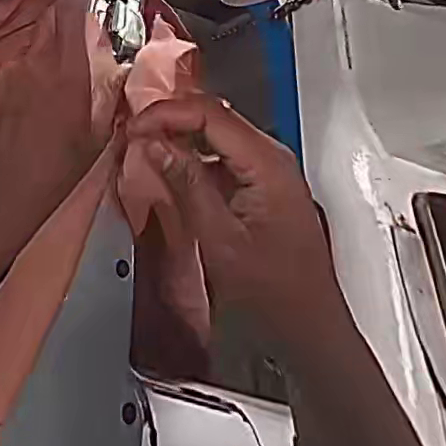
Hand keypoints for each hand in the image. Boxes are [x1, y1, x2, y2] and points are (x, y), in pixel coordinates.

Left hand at [0, 0, 125, 275]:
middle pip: (53, 16)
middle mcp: (35, 60)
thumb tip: (122, 60)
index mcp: (65, 69)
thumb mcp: (99, 129)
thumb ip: (111, 87)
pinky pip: (25, 57)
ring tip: (71, 62)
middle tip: (91, 18)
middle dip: (72, 10)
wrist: (5, 190)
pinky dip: (39, 60)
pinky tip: (47, 85)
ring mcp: (11, 67)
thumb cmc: (59, 164)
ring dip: (56, 39)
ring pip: (39, 37)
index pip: (70, 10)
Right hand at [127, 95, 346, 353]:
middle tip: (136, 133)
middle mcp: (272, 156)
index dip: (167, 114)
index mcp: (267, 162)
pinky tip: (172, 169)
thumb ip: (187, 185)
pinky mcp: (262, 185)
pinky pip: (223, 156)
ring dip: (181, 135)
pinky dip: (194, 156)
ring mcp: (268, 169)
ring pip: (217, 134)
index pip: (210, 113)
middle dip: (171, 119)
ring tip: (147, 147)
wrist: (309, 331)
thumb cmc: (275, 295)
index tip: (136, 127)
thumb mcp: (221, 240)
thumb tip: (155, 144)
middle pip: (215, 117)